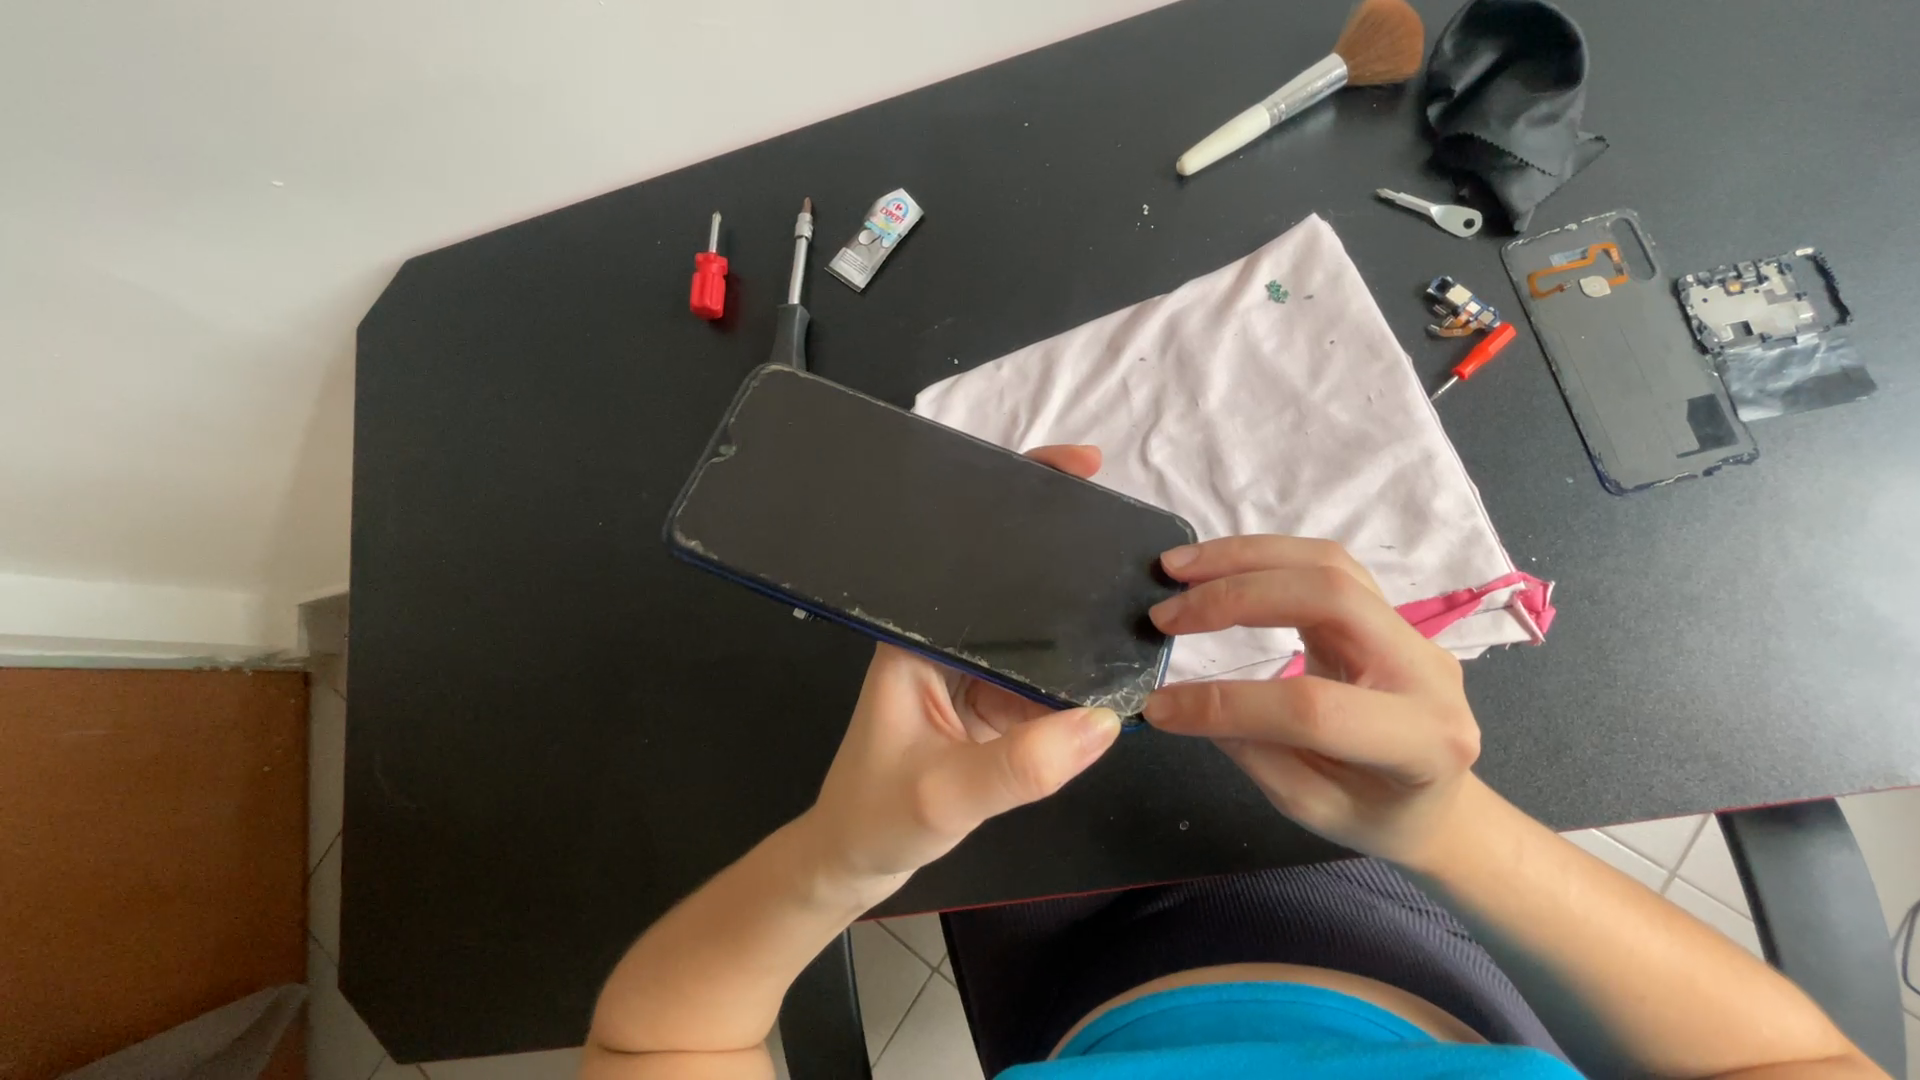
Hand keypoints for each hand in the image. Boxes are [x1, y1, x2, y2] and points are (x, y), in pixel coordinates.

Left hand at [801, 445, 1124, 881]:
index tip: (1078, 469)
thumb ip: (1017, 766)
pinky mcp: (992, 702)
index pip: (969, 551)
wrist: (858, 859)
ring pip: (1034, 630)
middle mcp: (944, 637)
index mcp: (915, 633)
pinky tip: (1113, 662)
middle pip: (1009, 579)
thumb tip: (1103, 723)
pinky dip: (1075, 672)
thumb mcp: (942, 795)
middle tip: (1129, 533)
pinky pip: (1043, 676)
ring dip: (1077, 617)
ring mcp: (972, 668)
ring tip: (1136, 593)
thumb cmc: (877, 817)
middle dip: (1063, 551)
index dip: (1019, 499)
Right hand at [1141, 536, 1479, 866]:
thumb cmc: (1375, 813)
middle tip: (1163, 616)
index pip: (1311, 706)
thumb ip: (1251, 750)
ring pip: (1327, 564)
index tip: (1158, 705)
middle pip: (1331, 597)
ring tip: (1176, 568)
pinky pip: (1323, 564)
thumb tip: (1177, 703)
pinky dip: (1260, 557)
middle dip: (1235, 598)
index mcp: (1421, 738)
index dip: (1226, 703)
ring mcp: (1409, 628)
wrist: (1437, 799)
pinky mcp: (1383, 608)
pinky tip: (1215, 566)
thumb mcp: (1310, 805)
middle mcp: (1424, 668)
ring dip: (1242, 558)